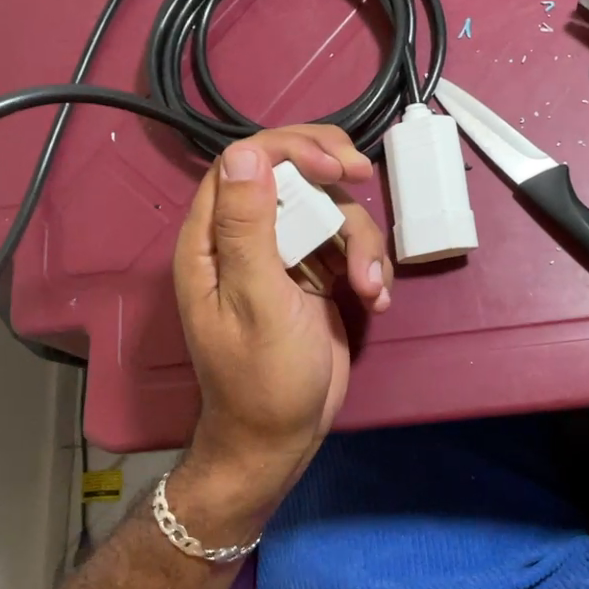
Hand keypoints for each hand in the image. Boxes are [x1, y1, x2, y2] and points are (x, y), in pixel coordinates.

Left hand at [172, 126, 392, 516]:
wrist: (283, 438)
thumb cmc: (262, 377)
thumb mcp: (257, 301)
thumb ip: (249, 227)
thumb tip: (244, 152)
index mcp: (214, 239)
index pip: (245, 162)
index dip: (292, 150)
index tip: (337, 168)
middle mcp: (247, 237)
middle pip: (291, 172)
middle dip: (332, 175)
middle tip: (363, 177)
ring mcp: (284, 255)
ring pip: (329, 210)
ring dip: (360, 243)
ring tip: (370, 291)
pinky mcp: (316, 274)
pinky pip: (348, 245)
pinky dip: (369, 267)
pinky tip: (374, 300)